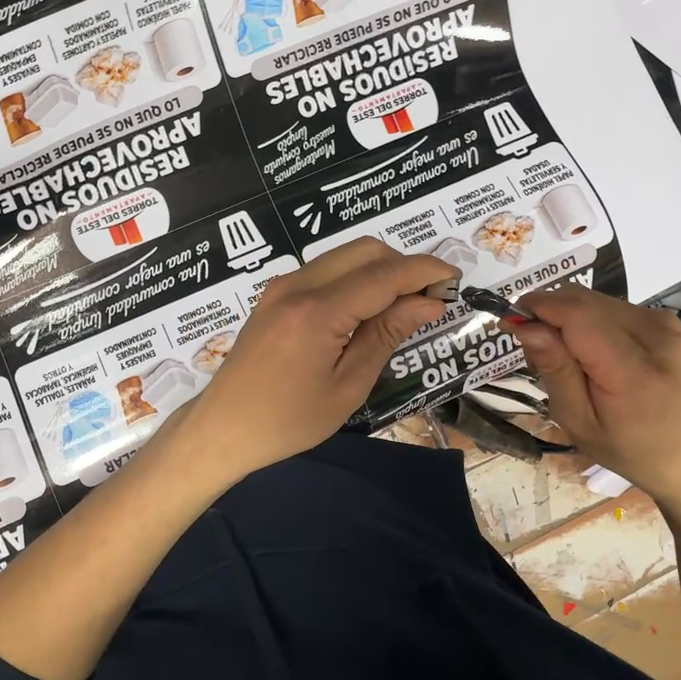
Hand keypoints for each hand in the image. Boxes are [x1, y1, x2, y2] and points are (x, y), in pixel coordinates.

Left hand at [176, 238, 457, 479]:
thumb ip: (386, 336)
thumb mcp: (347, 387)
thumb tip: (428, 302)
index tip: (457, 282)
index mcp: (316, 312)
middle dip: (404, 266)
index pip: (384, 274)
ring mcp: (281, 287)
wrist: (223, 428)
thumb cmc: (287, 421)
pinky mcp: (274, 295)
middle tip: (431, 299)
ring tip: (404, 308)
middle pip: (365, 251)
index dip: (425, 272)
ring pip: (344, 256)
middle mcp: (296, 286)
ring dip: (379, 270)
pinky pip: (325, 270)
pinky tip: (367, 311)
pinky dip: (354, 278)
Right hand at [507, 286, 680, 512]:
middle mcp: (655, 337)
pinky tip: (591, 351)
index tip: (509, 322)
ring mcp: (665, 325)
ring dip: (567, 317)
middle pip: (583, 300)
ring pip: (594, 300)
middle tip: (536, 351)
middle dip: (548, 313)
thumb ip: (555, 370)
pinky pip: (611, 306)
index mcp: (634, 372)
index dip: (538, 308)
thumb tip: (525, 326)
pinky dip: (588, 320)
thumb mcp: (580, 422)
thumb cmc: (631, 450)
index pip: (578, 315)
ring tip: (565, 357)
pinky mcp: (667, 322)